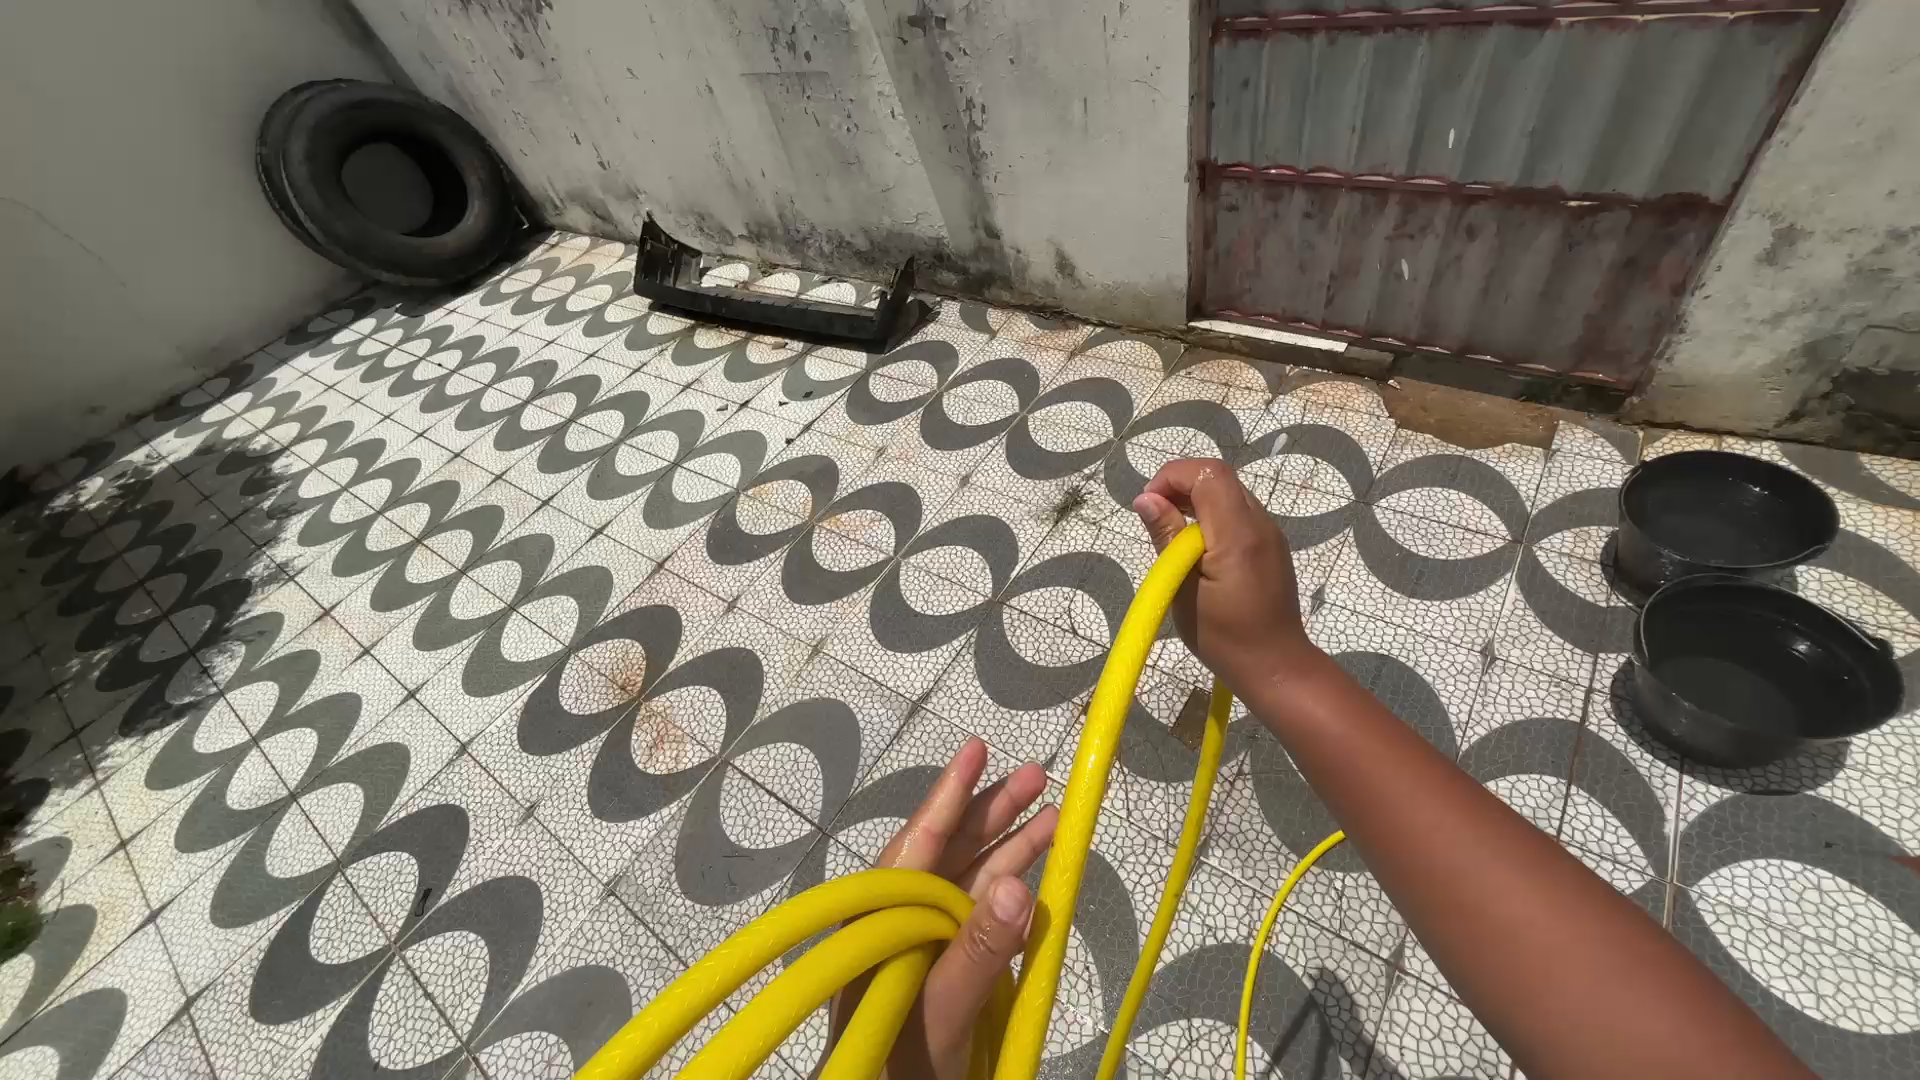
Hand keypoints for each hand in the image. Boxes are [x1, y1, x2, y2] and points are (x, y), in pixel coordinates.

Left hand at [830, 738, 1058, 1079]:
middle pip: (954, 848)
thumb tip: (1021, 884)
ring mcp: (930, 939)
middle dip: (995, 811)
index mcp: (886, 913)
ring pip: (974, 876)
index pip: (921, 838)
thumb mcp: (942, 1010)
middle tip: (1040, 776)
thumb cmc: (901, 1066)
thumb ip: (978, 950)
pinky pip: (984, 913)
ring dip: (1013, 845)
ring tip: (1056, 815)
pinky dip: (1013, 888)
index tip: (976, 747)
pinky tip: (1039, 869)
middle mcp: (906, 914)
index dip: (951, 791)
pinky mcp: (952, 963)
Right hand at [1131, 458, 1317, 696]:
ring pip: (1230, 492)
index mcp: (1238, 534)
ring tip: (1170, 531)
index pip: (1208, 474)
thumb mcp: (1183, 590)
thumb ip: (1167, 538)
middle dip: (1180, 484)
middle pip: (1220, 476)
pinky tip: (1195, 547)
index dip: (1172, 476)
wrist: (1275, 665)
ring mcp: (1270, 533)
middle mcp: (1260, 524)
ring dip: (1195, 499)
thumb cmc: (1223, 636)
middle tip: (1154, 515)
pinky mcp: (1271, 545)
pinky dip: (1211, 514)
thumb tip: (1145, 499)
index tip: (1147, 504)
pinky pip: (1238, 512)